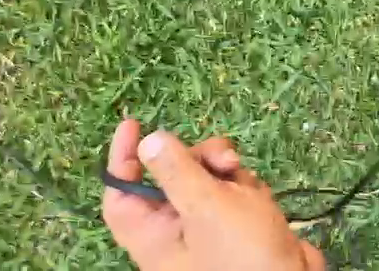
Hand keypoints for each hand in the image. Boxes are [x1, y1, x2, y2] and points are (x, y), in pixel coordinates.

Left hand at [102, 118, 324, 270]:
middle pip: (170, 177)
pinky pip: (230, 191)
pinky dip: (243, 184)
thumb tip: (149, 141)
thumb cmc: (240, 253)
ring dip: (225, 170)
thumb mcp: (207, 207)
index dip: (122, 160)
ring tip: (245, 181)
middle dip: (197, 158)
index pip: (121, 194)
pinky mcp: (233, 225)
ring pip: (204, 179)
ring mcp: (204, 228)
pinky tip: (257, 195)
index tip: (133, 123)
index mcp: (152, 236)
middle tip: (225, 159)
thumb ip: (178, 172)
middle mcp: (172, 232)